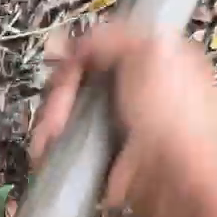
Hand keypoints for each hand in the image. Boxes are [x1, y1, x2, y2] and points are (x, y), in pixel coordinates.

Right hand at [28, 23, 216, 214]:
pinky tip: (46, 154)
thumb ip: (109, 38)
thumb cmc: (169, 111)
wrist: (170, 177)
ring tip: (47, 142)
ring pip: (67, 115)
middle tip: (57, 115)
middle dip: (60, 96)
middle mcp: (133, 91)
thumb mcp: (149, 52)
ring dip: (51, 126)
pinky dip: (50, 148)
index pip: (103, 47)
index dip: (79, 55)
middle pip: (78, 82)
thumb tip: (68, 44)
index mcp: (153, 60)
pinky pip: (64, 145)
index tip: (62, 64)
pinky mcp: (99, 157)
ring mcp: (114, 126)